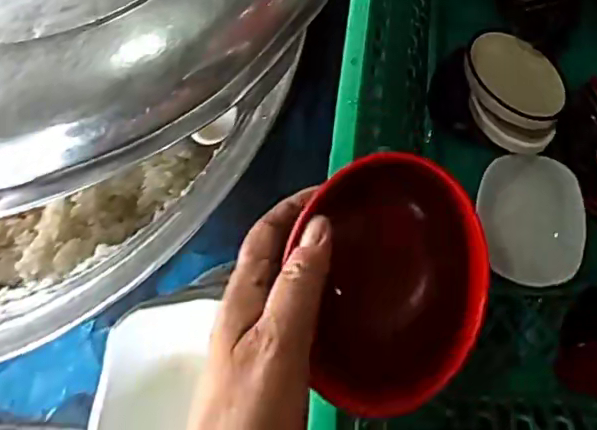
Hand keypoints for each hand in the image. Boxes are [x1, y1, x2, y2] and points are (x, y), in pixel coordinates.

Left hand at [189, 188, 331, 429]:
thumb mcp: (277, 344)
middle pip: (276, 254)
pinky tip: (343, 308)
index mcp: (240, 298)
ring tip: (356, 256)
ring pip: (289, 284)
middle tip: (354, 221)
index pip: (264, 232)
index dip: (293, 205)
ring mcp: (256, 342)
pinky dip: (322, 297)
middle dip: (310, 229)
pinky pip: (298, 314)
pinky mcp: (271, 368)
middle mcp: (245, 312)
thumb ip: (297, 285)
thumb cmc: (250, 413)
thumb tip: (319, 223)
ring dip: (318, 262)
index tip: (332, 190)